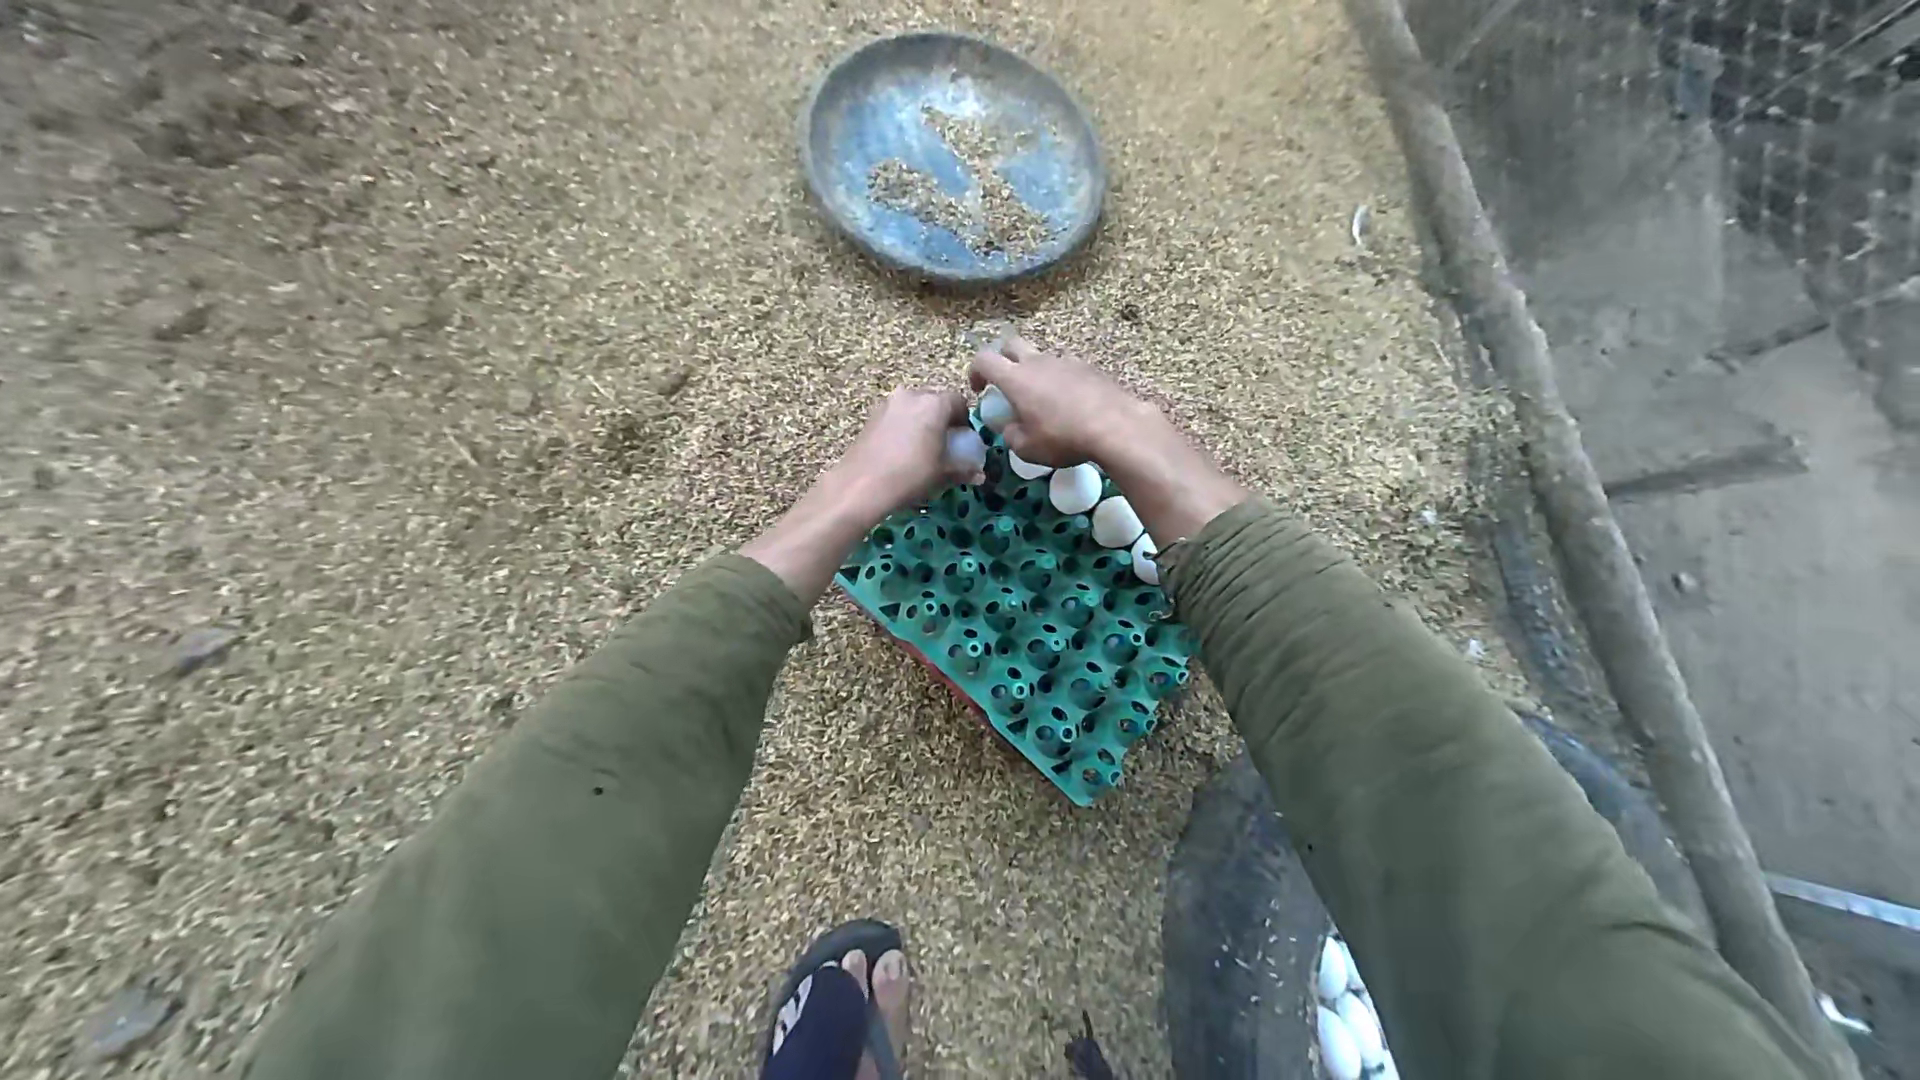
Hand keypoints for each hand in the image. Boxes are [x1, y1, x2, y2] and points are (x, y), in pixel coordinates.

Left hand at [822, 387, 978, 519]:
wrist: (861, 485)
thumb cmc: (910, 475)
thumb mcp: (942, 473)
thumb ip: (963, 469)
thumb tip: (979, 475)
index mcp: (934, 403)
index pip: (958, 401)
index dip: (964, 420)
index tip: (963, 440)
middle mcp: (911, 395)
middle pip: (934, 400)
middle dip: (942, 418)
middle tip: (943, 443)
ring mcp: (888, 403)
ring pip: (913, 407)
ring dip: (921, 421)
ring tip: (921, 447)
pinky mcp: (871, 415)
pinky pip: (896, 415)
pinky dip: (903, 426)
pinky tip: (900, 450)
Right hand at [971, 335, 1247, 548]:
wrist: (1115, 425)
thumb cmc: (1063, 438)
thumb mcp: (1027, 449)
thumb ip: (1011, 435)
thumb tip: (1010, 429)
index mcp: (1016, 378)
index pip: (984, 359)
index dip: (975, 371)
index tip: (979, 390)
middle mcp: (1038, 361)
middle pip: (1011, 344)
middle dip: (1002, 359)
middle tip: (1005, 383)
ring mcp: (1065, 361)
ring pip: (1041, 357)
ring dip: (1034, 371)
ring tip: (1041, 400)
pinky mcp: (1088, 368)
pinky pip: (1065, 369)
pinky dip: (1059, 381)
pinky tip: (1069, 404)